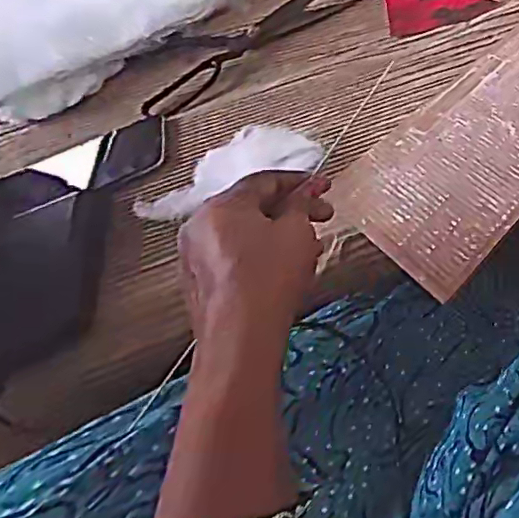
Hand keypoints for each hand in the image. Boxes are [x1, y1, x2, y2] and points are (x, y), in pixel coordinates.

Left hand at [177, 172, 334, 333]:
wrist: (241, 337)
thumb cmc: (268, 279)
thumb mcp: (296, 230)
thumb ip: (301, 203)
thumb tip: (304, 192)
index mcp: (221, 206)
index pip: (264, 180)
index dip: (300, 181)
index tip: (322, 186)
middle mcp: (200, 226)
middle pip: (253, 206)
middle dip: (292, 209)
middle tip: (321, 214)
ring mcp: (196, 255)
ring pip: (246, 232)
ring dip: (280, 232)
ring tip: (310, 245)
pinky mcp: (201, 282)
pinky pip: (236, 254)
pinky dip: (262, 252)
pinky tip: (288, 265)